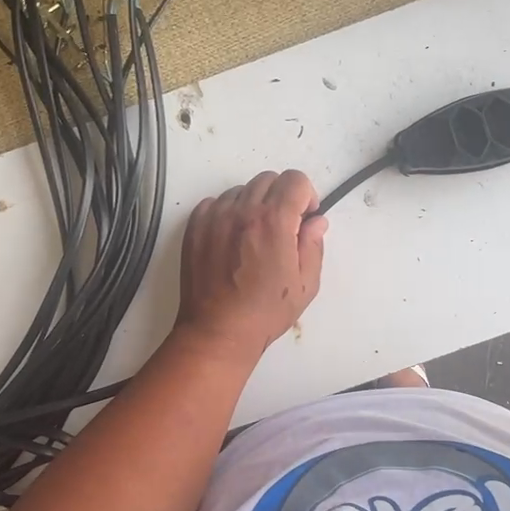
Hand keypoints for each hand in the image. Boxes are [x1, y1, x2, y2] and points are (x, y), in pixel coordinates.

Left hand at [174, 170, 327, 359]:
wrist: (217, 331)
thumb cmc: (265, 312)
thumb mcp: (305, 284)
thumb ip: (313, 245)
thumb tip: (315, 222)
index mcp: (274, 221)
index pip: (295, 180)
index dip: (306, 195)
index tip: (303, 217)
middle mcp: (242, 211)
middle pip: (268, 179)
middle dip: (282, 197)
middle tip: (282, 227)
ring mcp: (215, 217)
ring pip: (241, 190)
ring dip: (254, 204)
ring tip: (254, 235)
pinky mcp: (195, 227)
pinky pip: (215, 203)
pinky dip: (227, 212)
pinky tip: (231, 238)